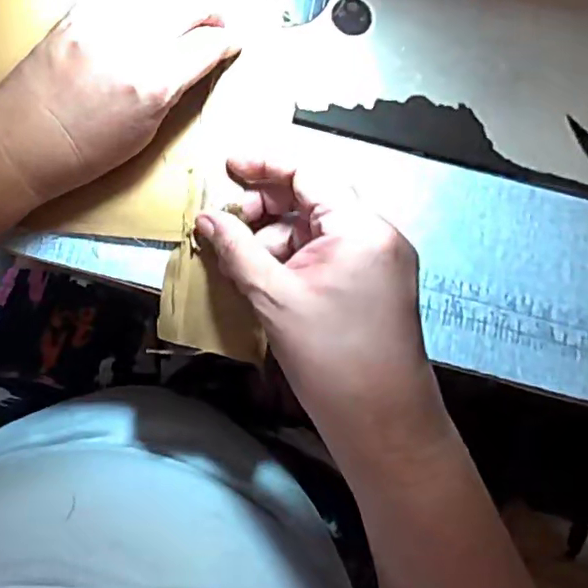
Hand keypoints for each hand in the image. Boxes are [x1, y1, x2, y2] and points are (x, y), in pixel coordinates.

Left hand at [0, 3, 239, 204]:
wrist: (16, 144)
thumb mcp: (143, 134)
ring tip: (179, 14)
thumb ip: (174, 90)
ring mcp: (97, 22)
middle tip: (212, 23)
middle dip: (211, 9)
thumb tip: (197, 61)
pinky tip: (141, 10)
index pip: (209, 41)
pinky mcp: (73, 15)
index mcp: (152, 82)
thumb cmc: (78, 154)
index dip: (227, 40)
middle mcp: (129, 42)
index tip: (229, 42)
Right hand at [194, 153, 453, 476]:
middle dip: (262, 210)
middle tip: (224, 227)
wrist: (381, 421)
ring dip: (270, 239)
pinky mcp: (369, 284)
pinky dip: (287, 258)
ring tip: (237, 263)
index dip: (265, 166)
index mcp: (359, 230)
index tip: (229, 166)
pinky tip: (259, 279)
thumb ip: (235, 248)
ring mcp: (375, 261)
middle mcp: (374, 236)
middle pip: (309, 200)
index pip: (309, 175)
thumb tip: (205, 217)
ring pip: (310, 230)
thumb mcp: (271, 295)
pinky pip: (320, 254)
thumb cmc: (330, 355)